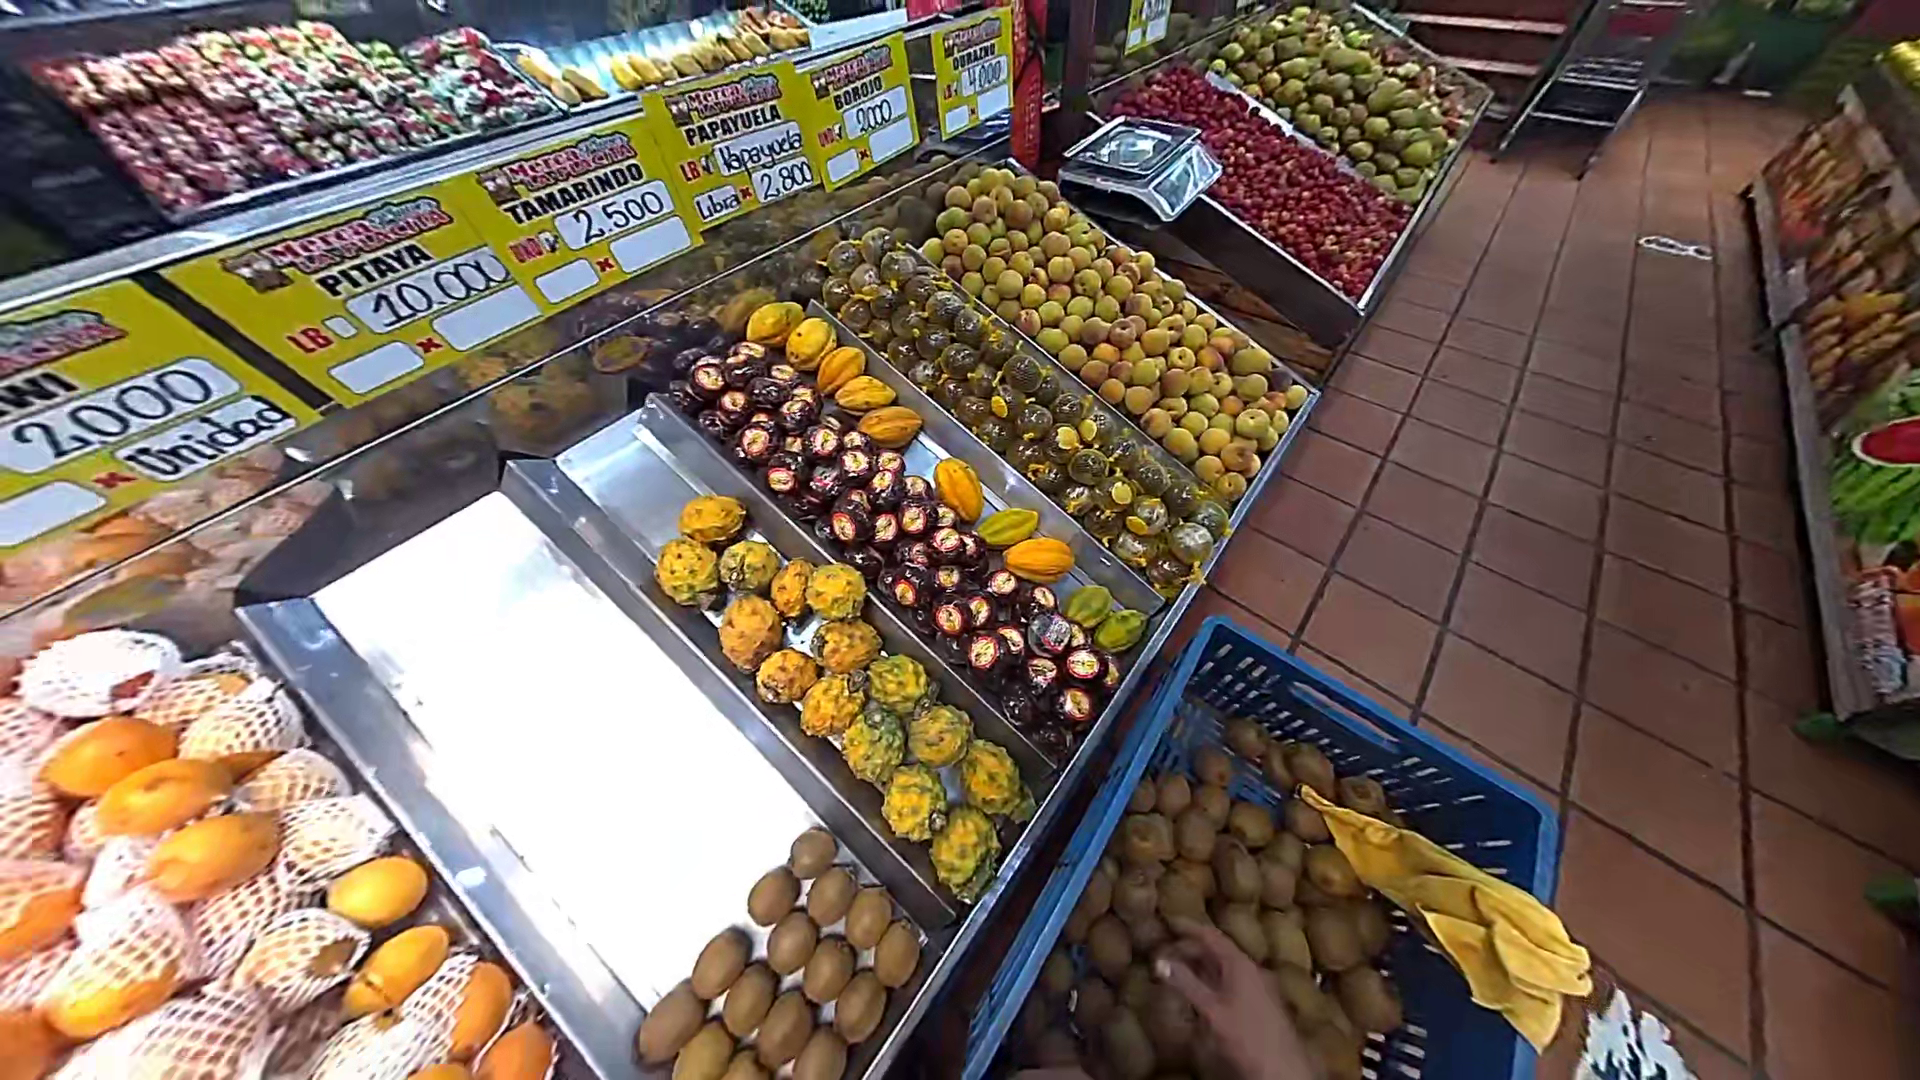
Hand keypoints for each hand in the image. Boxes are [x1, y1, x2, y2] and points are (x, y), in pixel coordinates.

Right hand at [1155, 918, 1319, 1079]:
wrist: (1287, 1076)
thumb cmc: (1248, 1036)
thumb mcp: (1212, 1010)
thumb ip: (1186, 983)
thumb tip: (1160, 961)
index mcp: (1240, 963)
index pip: (1210, 934)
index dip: (1188, 927)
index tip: (1168, 922)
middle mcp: (1251, 969)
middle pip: (1217, 950)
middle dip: (1191, 949)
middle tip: (1167, 953)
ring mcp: (1259, 988)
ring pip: (1225, 968)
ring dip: (1201, 967)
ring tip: (1179, 972)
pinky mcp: (1261, 1006)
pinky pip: (1231, 983)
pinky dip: (1212, 982)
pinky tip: (1202, 995)